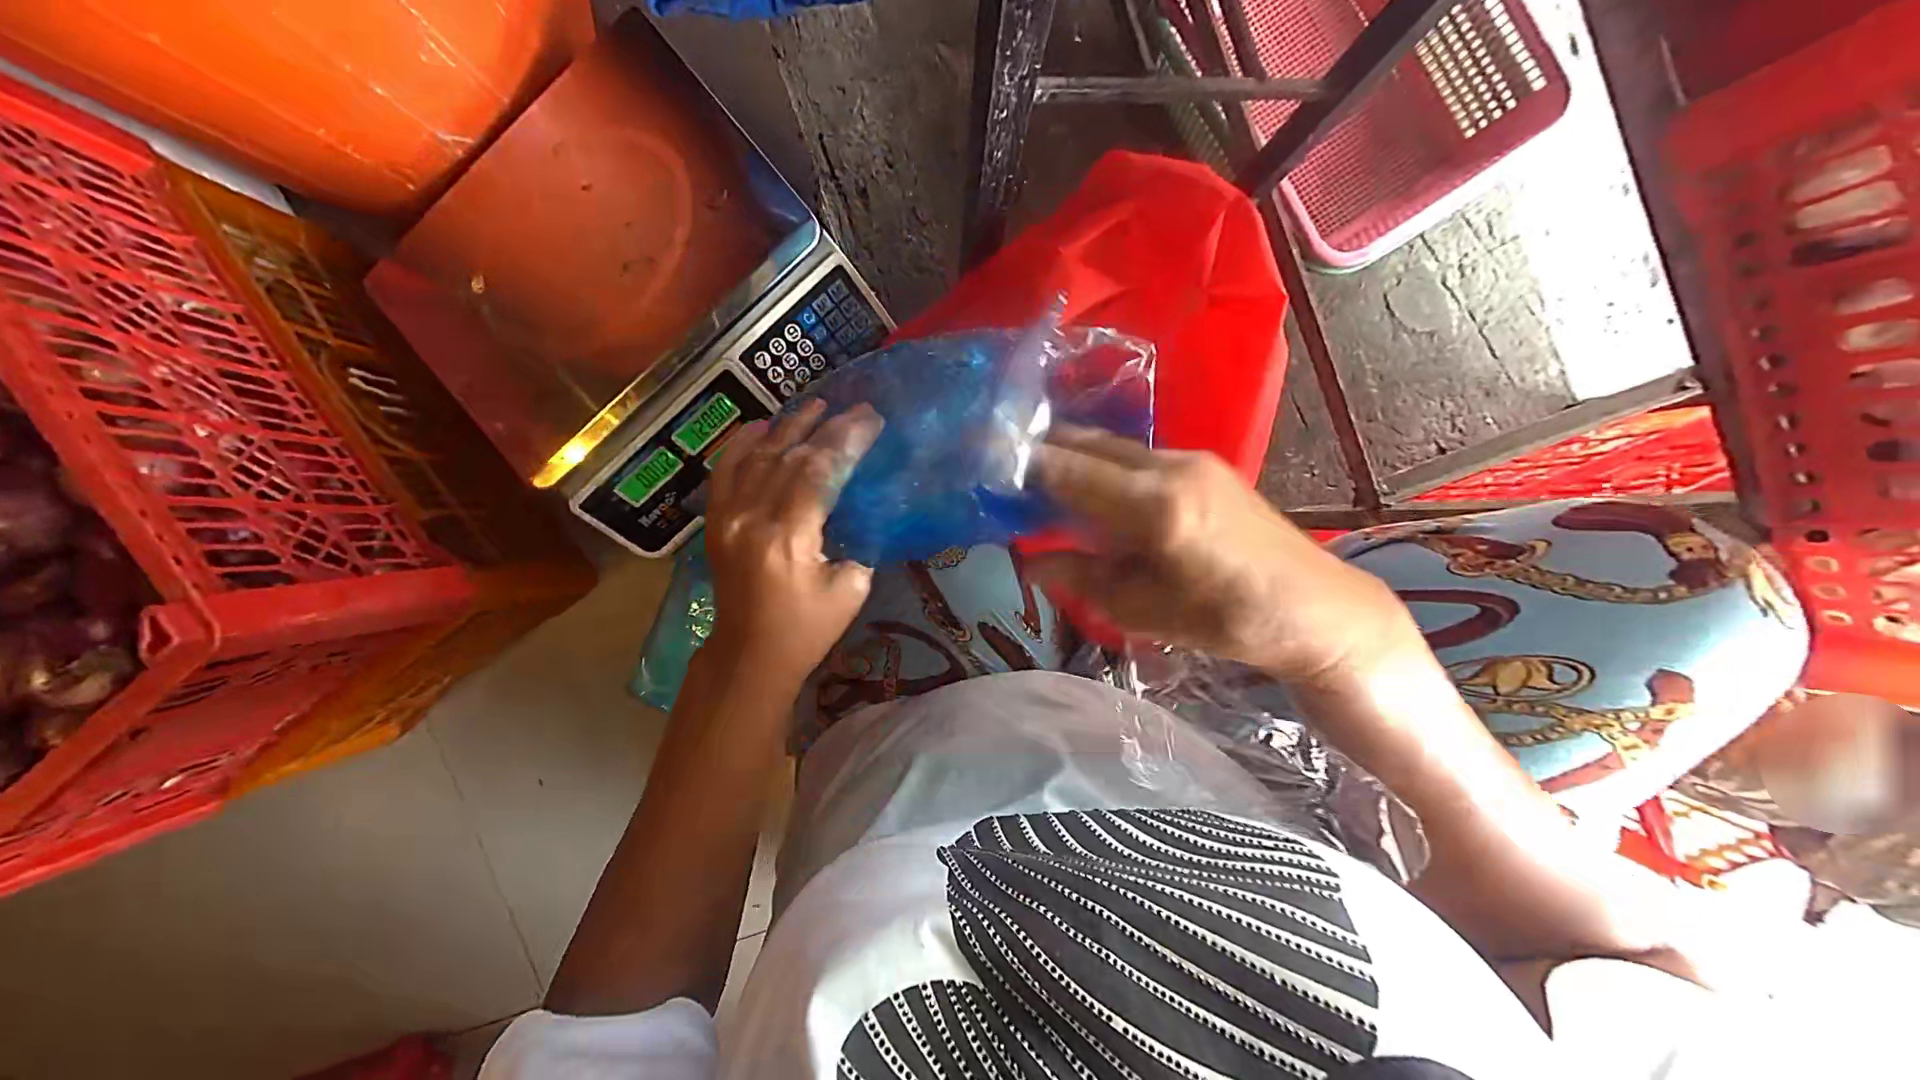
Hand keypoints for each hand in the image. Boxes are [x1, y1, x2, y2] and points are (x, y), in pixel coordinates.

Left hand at [702, 399, 882, 680]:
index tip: (870, 419)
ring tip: (815, 404)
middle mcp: (753, 518)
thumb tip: (858, 508)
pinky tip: (761, 425)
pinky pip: (725, 471)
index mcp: (789, 538)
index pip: (818, 471)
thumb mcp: (850, 591)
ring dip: (788, 426)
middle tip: (855, 408)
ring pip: (758, 456)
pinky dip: (741, 444)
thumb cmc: (805, 629)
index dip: (846, 439)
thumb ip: (857, 543)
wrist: (748, 654)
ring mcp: (728, 517)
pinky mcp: (716, 522)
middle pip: (790, 456)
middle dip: (826, 427)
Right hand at [1028, 427, 1408, 683]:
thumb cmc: (1228, 622)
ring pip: (1113, 447)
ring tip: (1039, 483)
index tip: (982, 466)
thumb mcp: (1143, 611)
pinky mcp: (1206, 465)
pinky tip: (1093, 492)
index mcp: (1153, 505)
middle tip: (1002, 472)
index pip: (1067, 470)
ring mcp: (1192, 459)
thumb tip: (1029, 561)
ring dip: (1073, 458)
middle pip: (1087, 444)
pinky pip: (1138, 456)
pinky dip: (1104, 467)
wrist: (1317, 608)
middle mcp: (1170, 466)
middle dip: (1041, 453)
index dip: (1020, 466)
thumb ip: (1080, 577)